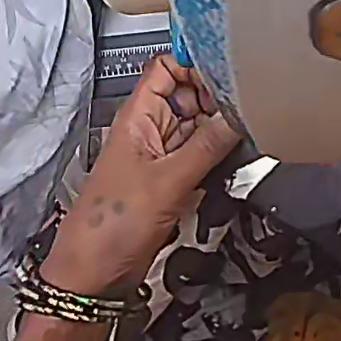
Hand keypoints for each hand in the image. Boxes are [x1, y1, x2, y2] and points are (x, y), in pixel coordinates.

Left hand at [43, 53, 242, 295]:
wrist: (94, 275)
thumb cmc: (110, 226)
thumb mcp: (166, 181)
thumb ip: (206, 145)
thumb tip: (239, 114)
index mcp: (138, 117)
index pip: (167, 67)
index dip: (195, 64)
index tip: (228, 74)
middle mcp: (151, 129)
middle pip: (189, 95)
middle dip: (217, 99)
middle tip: (245, 111)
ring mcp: (162, 155)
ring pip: (198, 126)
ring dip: (220, 129)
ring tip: (245, 134)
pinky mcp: (172, 180)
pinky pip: (200, 155)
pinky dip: (218, 155)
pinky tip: (235, 159)